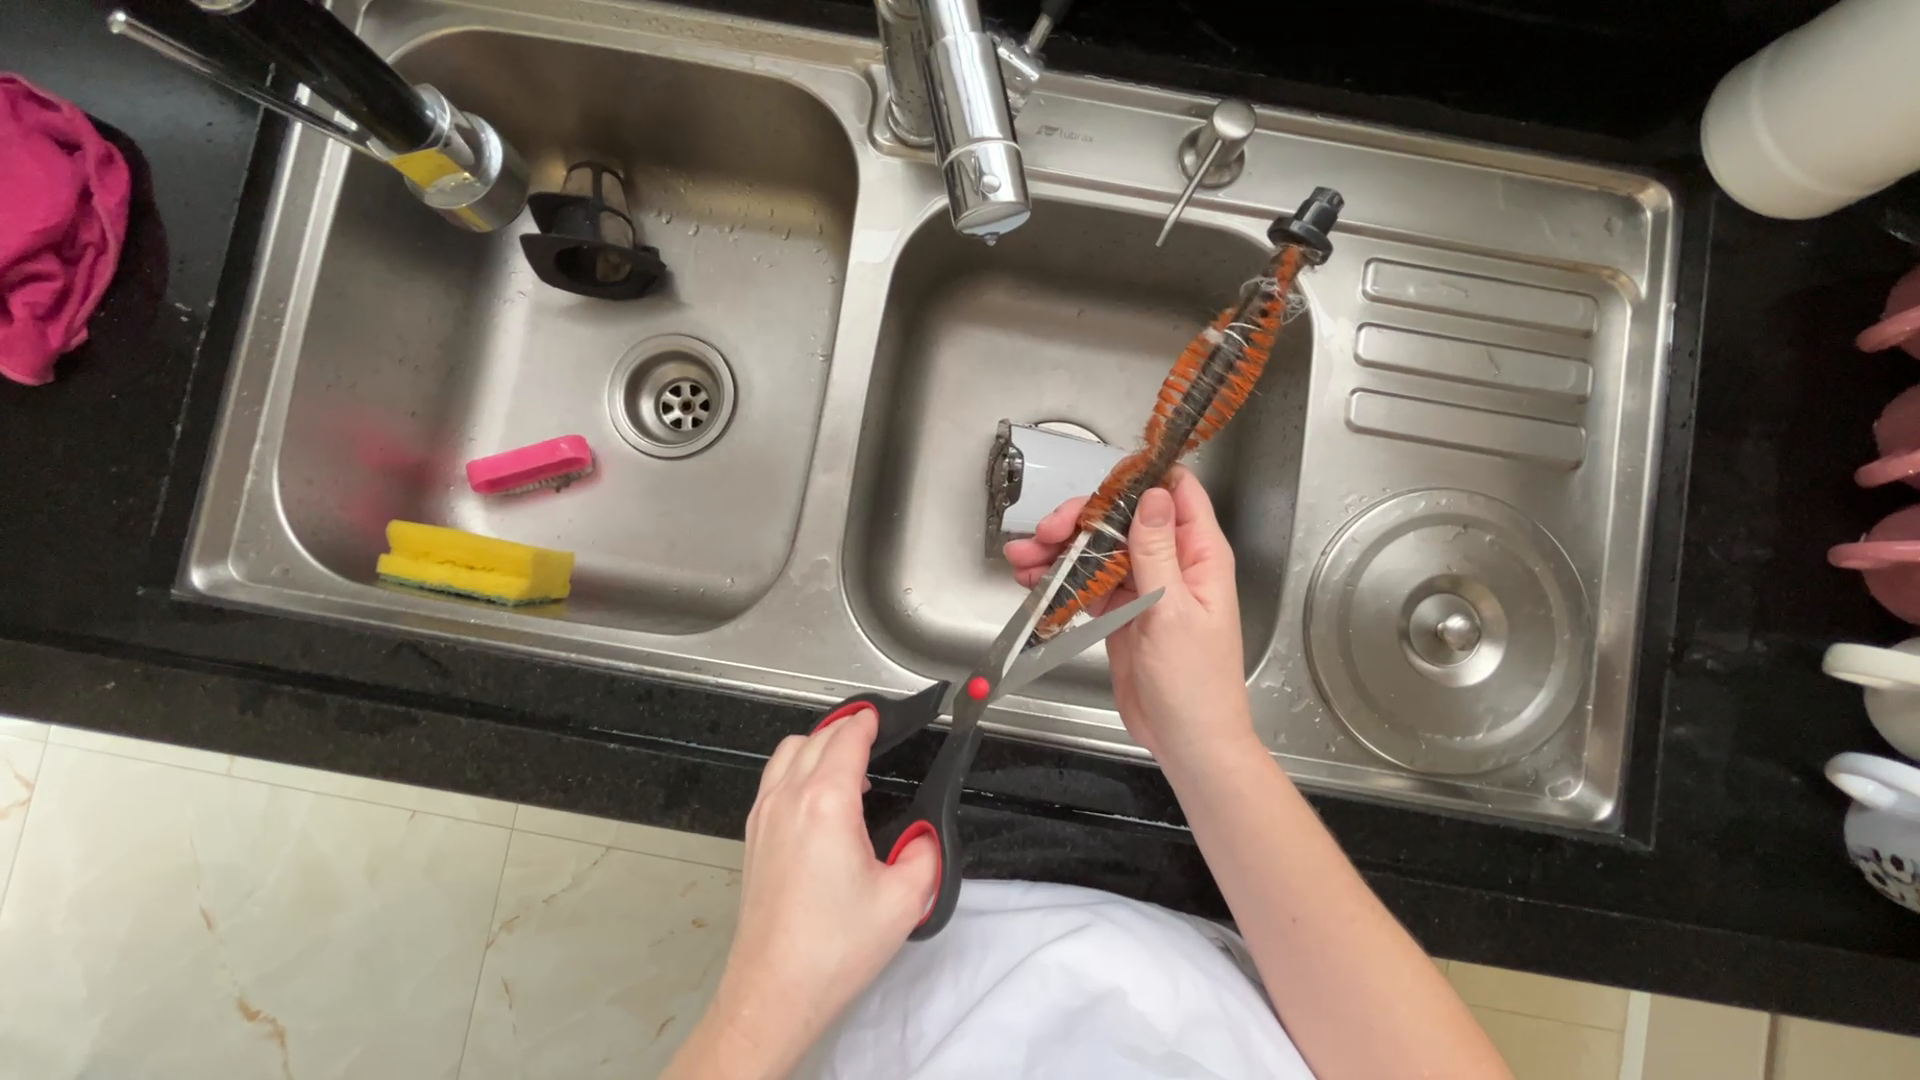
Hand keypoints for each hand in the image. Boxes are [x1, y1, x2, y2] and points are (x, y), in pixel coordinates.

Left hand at [666, 710, 937, 1079]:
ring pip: (788, 752)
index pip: (847, 737)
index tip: (881, 716)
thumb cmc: (831, 950)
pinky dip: (797, 766)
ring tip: (846, 760)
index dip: (868, 720)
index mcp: (826, 804)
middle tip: (871, 733)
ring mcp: (764, 816)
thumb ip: (926, 852)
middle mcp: (788, 800)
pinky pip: (773, 778)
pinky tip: (818, 795)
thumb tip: (923, 835)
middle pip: (817, 736)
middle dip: (847, 726)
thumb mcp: (905, 899)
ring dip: (818, 743)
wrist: (774, 992)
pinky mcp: (753, 836)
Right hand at [1002, 468, 1255, 763]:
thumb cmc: (1195, 683)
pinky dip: (1060, 581)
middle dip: (1081, 521)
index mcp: (1198, 556)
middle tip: (1045, 533)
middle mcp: (1171, 565)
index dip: (1139, 480)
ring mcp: (1143, 589)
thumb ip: (1158, 552)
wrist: (1186, 739)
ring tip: (1022, 558)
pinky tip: (1033, 580)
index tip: (1098, 482)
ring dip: (1060, 551)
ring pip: (1099, 552)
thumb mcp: (1173, 611)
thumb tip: (1154, 494)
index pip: (1177, 495)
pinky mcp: (1120, 613)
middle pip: (1123, 521)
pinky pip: (1087, 585)